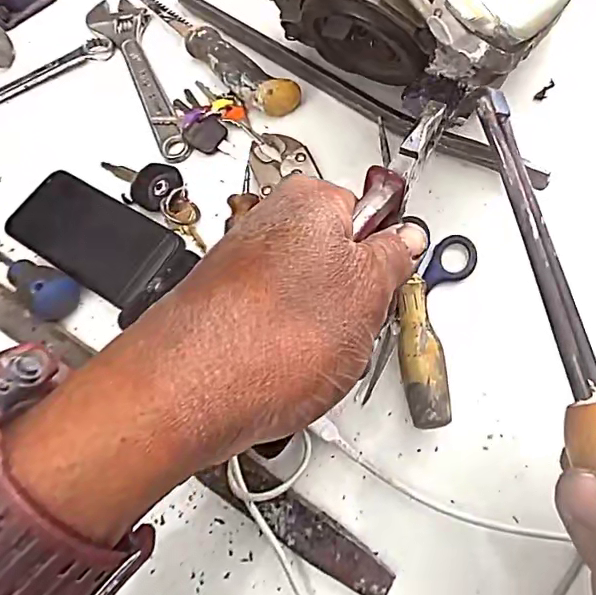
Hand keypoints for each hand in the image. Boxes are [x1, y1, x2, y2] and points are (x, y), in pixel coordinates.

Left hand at [116, 175, 423, 461]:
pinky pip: (281, 317)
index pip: (371, 213)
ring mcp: (245, 265)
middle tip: (359, 320)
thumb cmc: (265, 340)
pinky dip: (292, 339)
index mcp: (310, 199)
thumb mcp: (369, 294)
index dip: (387, 252)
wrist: (190, 395)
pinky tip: (291, 361)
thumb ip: (394, 258)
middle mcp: (270, 222)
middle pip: (339, 254)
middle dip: (354, 291)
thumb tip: (405, 241)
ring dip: (324, 321)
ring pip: (311, 291)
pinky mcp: (229, 305)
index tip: (392, 274)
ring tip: (320, 349)